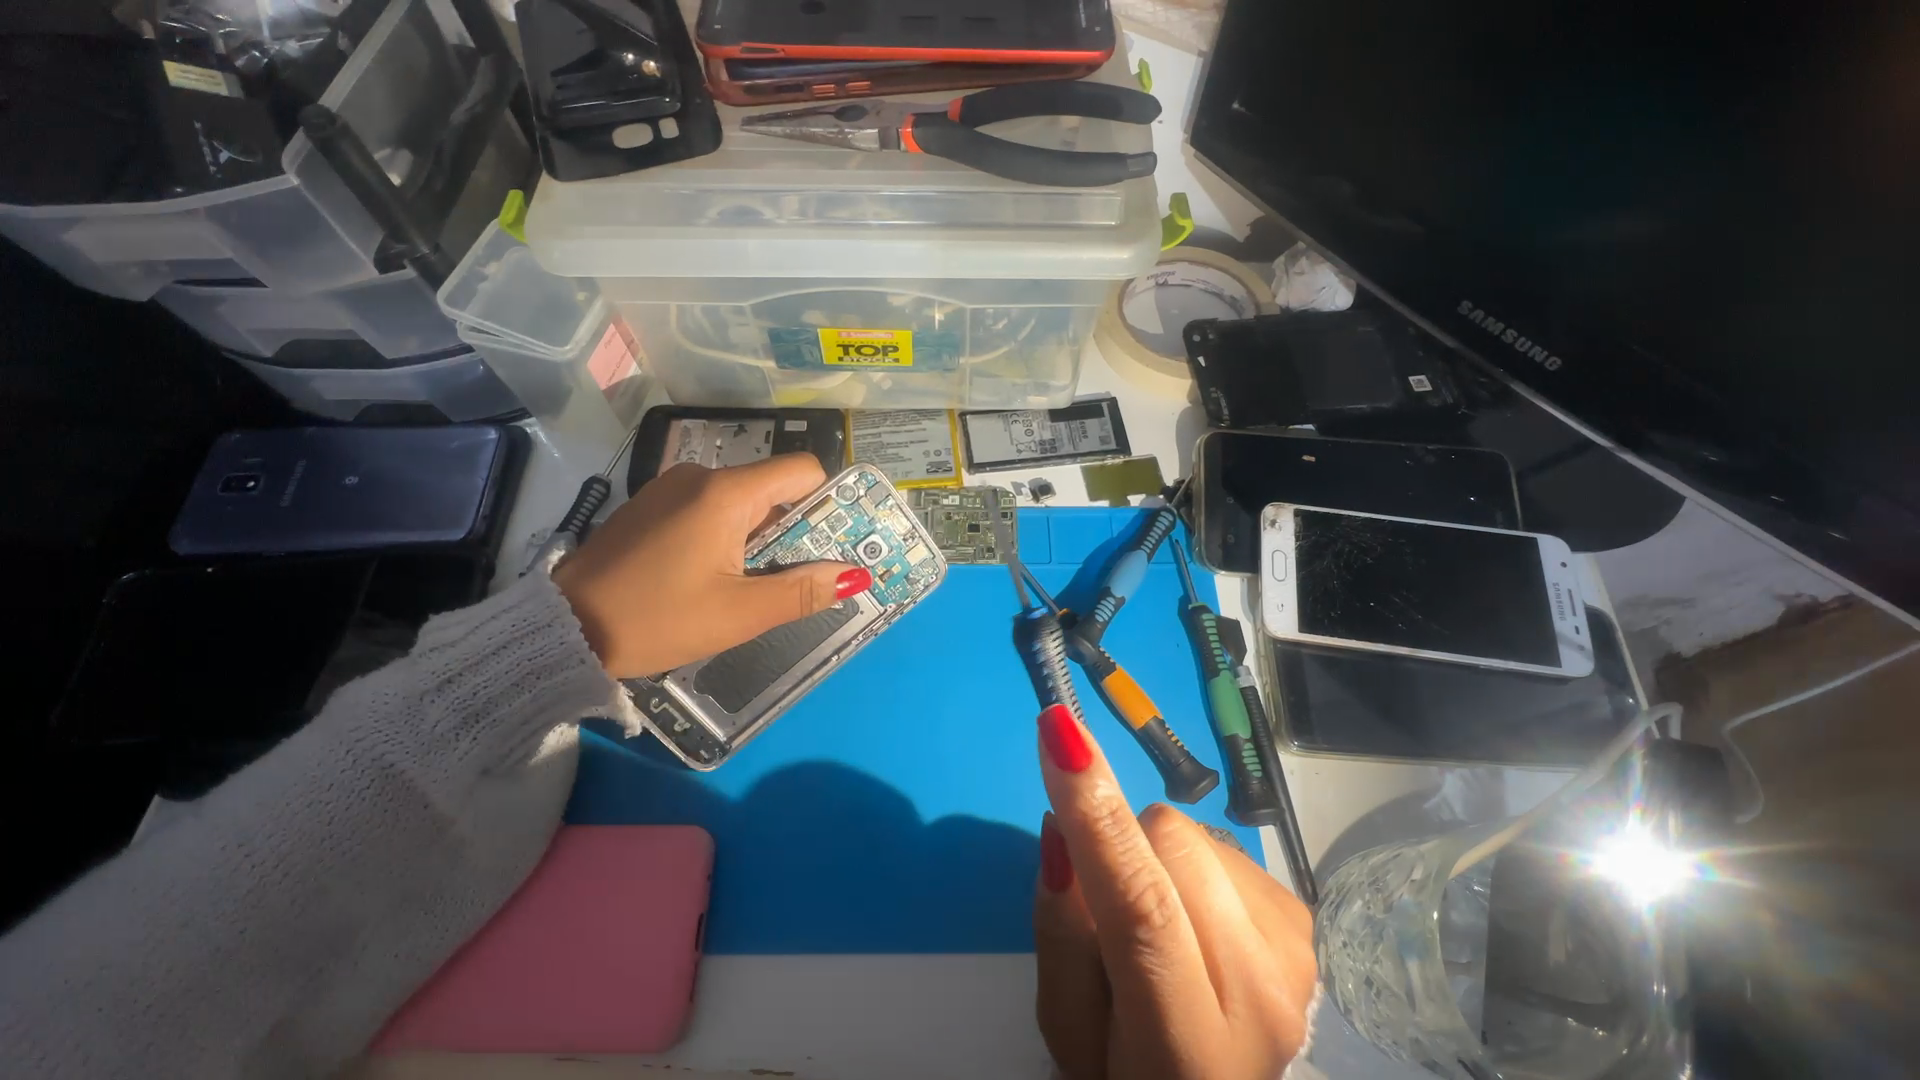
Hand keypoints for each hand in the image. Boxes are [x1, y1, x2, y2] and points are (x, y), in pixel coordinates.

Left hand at [553, 455, 869, 678]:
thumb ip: (802, 591)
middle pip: (773, 489)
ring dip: (758, 538)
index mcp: (727, 493)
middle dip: (793, 531)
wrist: (562, 628)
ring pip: (741, 502)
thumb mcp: (739, 614)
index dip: (827, 504)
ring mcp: (670, 489)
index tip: (830, 546)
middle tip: (793, 579)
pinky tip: (708, 578)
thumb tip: (856, 575)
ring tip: (747, 587)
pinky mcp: (650, 507)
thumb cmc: (658, 619)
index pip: (803, 470)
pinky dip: (725, 537)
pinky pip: (708, 510)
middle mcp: (701, 476)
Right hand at [1032, 704, 1317, 1079]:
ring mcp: (1295, 949)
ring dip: (1157, 858)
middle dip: (1122, 846)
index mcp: (1186, 1040)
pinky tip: (1196, 923)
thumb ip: (1060, 932)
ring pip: (1193, 832)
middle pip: (1171, 844)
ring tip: (1159, 925)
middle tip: (1109, 906)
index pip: (1141, 909)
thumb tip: (1061, 824)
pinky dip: (1189, 867)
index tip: (1062, 733)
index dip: (1098, 818)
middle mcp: (1262, 989)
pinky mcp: (1303, 915)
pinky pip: (1219, 843)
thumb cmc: (1128, 1069)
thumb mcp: (1069, 1028)